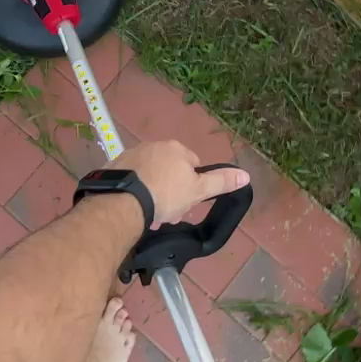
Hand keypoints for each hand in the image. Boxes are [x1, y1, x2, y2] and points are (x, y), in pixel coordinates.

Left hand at [107, 139, 250, 225]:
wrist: (124, 200)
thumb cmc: (166, 194)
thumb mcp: (197, 190)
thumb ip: (220, 182)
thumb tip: (245, 175)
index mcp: (176, 148)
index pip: (192, 165)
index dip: (192, 186)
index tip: (186, 203)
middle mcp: (153, 145)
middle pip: (169, 171)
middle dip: (170, 193)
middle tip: (167, 214)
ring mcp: (132, 154)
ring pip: (150, 177)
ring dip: (152, 194)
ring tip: (149, 216)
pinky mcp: (114, 166)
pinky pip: (131, 179)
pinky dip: (134, 191)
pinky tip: (133, 207)